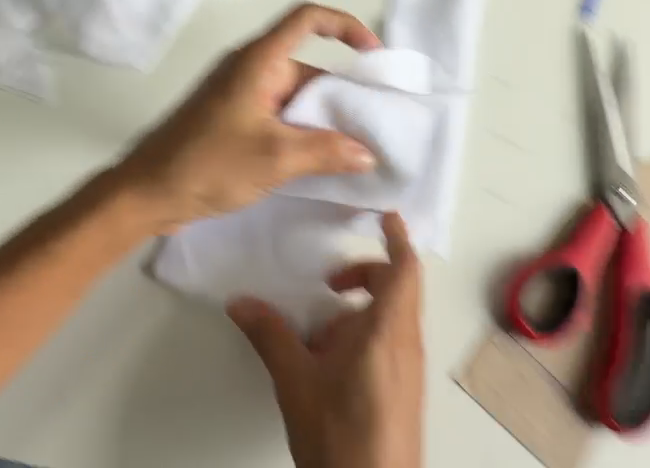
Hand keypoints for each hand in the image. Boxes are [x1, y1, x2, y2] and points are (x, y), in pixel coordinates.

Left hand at [115, 3, 381, 231]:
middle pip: (306, 65)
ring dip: (321, 117)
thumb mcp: (275, 158)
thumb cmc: (208, 163)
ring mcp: (238, 94)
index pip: (306, 18)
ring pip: (292, 95)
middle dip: (340, 91)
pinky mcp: (231, 119)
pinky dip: (300, 130)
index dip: (344, 25)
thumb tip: (367, 152)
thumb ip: (326, 152)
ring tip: (355, 149)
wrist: (146, 193)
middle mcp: (249, 68)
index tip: (372, 55)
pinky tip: (319, 162)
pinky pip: (276, 114)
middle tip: (374, 123)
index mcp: (258, 60)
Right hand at [229, 212, 424, 467]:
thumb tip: (240, 301)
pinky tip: (330, 364)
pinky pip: (391, 344)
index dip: (397, 238)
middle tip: (332, 280)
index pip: (404, 269)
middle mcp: (406, 343)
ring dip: (362, 310)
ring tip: (320, 332)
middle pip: (399, 289)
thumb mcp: (295, 381)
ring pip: (394, 318)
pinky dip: (366, 335)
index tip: (386, 216)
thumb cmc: (340, 434)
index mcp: (387, 329)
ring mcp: (409, 370)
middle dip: (365, 274)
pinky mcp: (404, 392)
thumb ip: (270, 334)